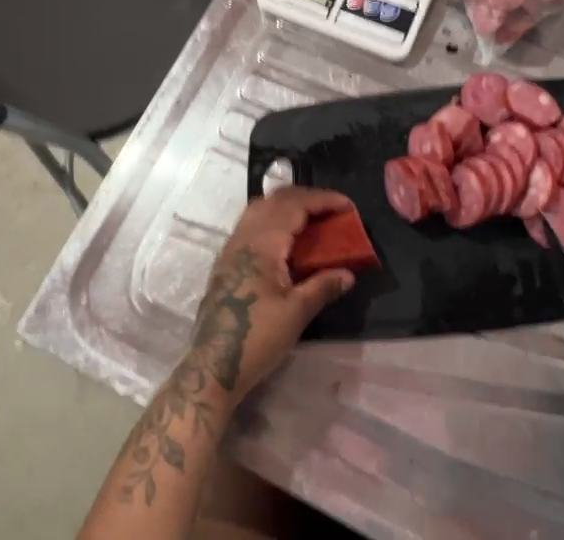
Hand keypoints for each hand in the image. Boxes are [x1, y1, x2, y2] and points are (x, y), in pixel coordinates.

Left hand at [189, 187, 359, 402]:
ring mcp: (231, 249)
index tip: (348, 206)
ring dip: (287, 206)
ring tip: (312, 220)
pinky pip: (251, 225)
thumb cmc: (258, 337)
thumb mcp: (296, 313)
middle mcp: (243, 238)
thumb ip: (322, 287)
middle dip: (305, 198)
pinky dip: (273, 220)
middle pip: (274, 200)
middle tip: (332, 210)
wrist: (214, 365)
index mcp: (262, 244)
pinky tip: (287, 240)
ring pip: (259, 210)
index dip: (322, 200)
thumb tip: (348, 274)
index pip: (294, 206)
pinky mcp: (227, 262)